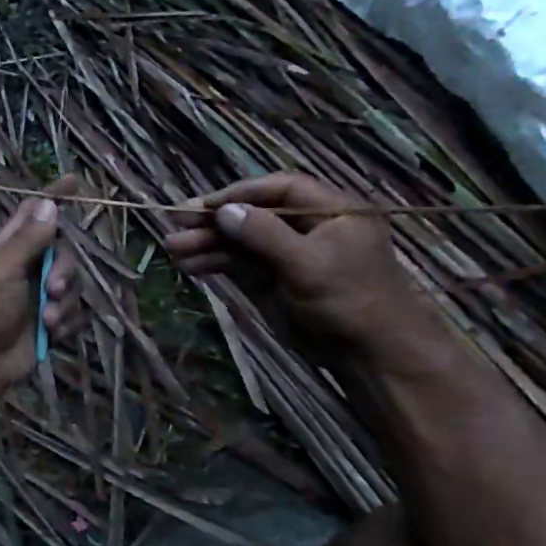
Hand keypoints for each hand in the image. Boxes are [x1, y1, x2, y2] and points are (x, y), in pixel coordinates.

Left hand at [0, 175, 83, 384]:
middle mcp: (27, 266)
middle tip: (53, 289)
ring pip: (73, 284)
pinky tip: (53, 334)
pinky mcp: (51, 319)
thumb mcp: (2, 269)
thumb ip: (28, 239)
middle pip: (64, 251)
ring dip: (65, 303)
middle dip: (65, 271)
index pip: (33, 213)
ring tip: (48, 321)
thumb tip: (49, 204)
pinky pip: (75, 311)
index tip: (75, 182)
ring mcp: (40, 294)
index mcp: (9, 248)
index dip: (53, 197)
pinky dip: (67, 322)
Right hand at [163, 174, 430, 354]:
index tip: (204, 205)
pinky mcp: (277, 283)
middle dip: (216, 223)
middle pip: (256, 216)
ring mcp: (291, 257)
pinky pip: (243, 267)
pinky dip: (217, 265)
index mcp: (331, 211)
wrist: (372, 355)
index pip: (280, 190)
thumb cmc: (351, 301)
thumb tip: (225, 211)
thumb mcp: (308, 263)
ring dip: (209, 246)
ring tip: (173, 251)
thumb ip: (264, 235)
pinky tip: (191, 265)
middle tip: (177, 227)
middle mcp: (309, 228)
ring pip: (244, 244)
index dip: (241, 193)